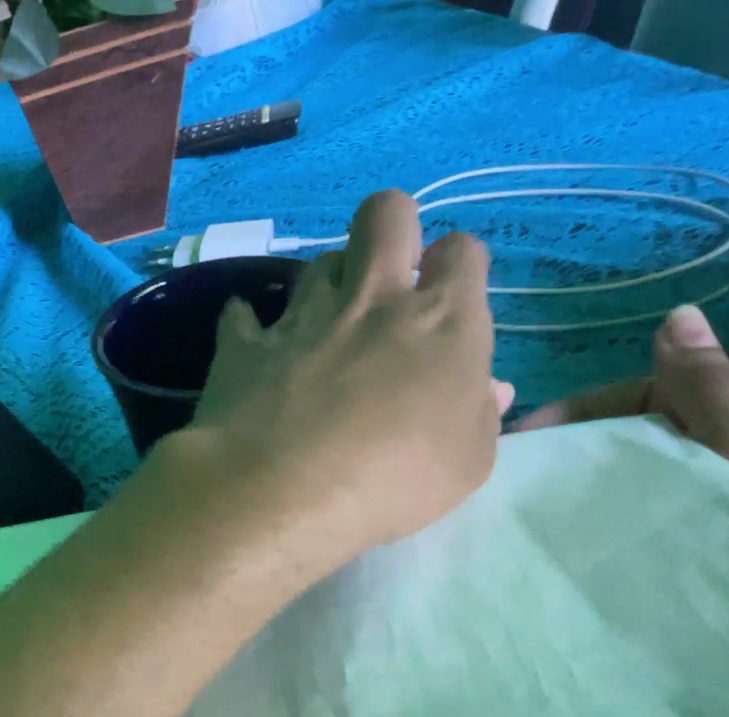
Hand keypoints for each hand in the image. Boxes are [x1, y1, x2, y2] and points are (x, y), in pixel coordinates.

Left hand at [181, 189, 513, 557]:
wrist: (279, 489)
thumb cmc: (391, 480)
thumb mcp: (465, 462)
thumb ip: (477, 414)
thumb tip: (487, 388)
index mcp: (442, 320)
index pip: (462, 250)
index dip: (454, 266)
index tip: (446, 298)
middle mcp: (371, 300)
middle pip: (386, 214)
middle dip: (391, 228)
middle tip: (386, 275)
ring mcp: (301, 317)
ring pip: (317, 263)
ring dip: (325, 283)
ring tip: (323, 322)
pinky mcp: (244, 344)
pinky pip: (241, 315)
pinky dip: (246, 324)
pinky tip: (251, 342)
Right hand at [516, 304, 728, 609]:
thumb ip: (715, 395)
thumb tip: (679, 315)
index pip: (660, 396)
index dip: (591, 409)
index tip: (527, 441)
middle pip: (654, 436)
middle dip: (587, 448)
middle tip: (523, 484)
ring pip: (656, 480)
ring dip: (600, 487)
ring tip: (546, 517)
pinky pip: (661, 523)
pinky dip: (621, 523)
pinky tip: (594, 546)